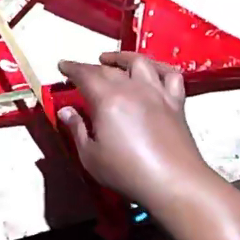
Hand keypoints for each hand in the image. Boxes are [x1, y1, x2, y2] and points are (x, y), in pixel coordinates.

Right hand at [57, 51, 217, 207]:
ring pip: (140, 63)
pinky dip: (159, 68)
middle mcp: (133, 88)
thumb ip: (77, 129)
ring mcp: (157, 92)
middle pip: (109, 69)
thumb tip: (66, 110)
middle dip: (92, 67)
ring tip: (113, 61)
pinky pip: (170, 75)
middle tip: (82, 72)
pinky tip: (153, 71)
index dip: (72, 68)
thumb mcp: (90, 156)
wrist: (173, 181)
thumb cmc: (126, 172)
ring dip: (123, 58)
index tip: (63, 66)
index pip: (85, 75)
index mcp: (107, 99)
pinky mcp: (176, 102)